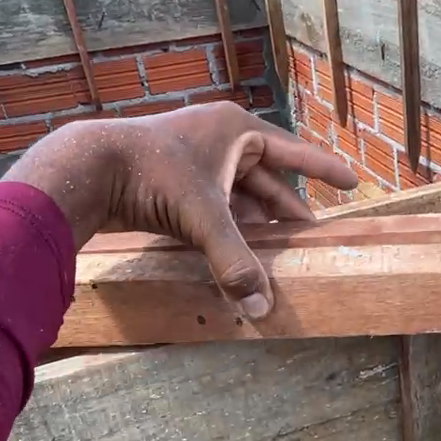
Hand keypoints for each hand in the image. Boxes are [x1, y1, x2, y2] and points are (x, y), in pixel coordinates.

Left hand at [2, 101, 357, 318]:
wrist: (88, 169)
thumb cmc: (151, 175)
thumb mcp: (204, 218)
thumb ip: (235, 263)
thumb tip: (261, 308)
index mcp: (237, 131)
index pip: (295, 153)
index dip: (325, 170)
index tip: (353, 183)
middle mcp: (220, 140)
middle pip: (269, 181)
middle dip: (289, 212)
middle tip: (312, 237)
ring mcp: (197, 161)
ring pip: (242, 197)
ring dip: (259, 225)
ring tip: (280, 252)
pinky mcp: (176, 184)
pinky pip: (219, 207)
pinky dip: (232, 229)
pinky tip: (241, 252)